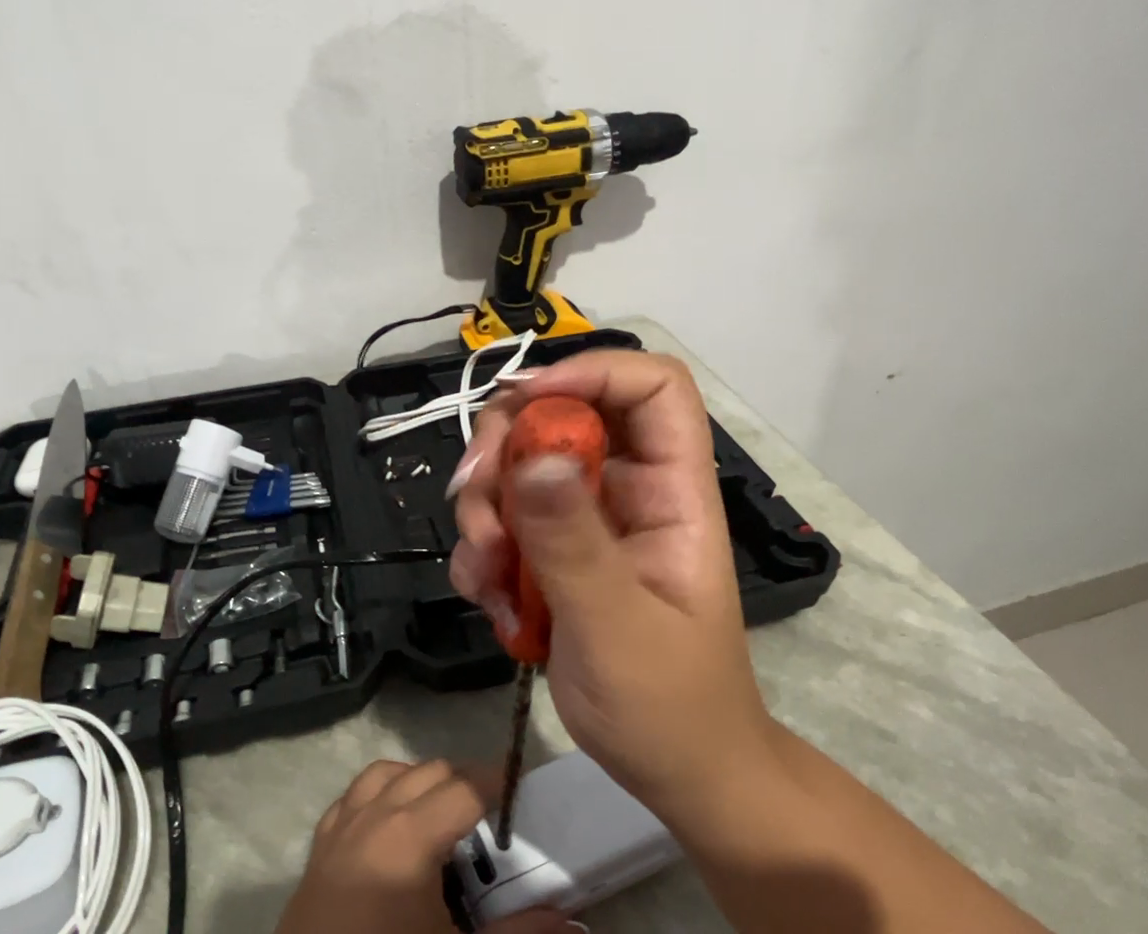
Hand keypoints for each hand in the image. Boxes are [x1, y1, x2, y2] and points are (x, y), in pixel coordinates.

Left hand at [275, 759, 575, 933]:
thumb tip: (572, 922)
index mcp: (410, 836)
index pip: (466, 787)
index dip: (499, 782)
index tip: (523, 790)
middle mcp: (374, 816)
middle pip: (431, 771)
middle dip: (466, 782)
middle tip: (492, 816)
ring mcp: (341, 827)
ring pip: (388, 773)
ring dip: (421, 781)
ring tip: (444, 814)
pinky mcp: (318, 847)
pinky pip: (353, 796)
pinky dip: (380, 794)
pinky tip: (391, 824)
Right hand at [448, 351, 776, 815]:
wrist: (675, 773)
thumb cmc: (668, 705)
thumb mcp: (616, 625)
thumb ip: (573, 541)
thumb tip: (535, 452)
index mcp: (674, 492)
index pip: (652, 388)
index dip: (592, 373)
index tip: (523, 404)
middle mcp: (630, 493)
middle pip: (563, 418)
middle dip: (506, 450)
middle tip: (473, 497)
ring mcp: (588, 524)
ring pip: (520, 470)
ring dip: (485, 513)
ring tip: (487, 575)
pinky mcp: (554, 557)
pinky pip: (504, 525)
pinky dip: (483, 557)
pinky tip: (491, 605)